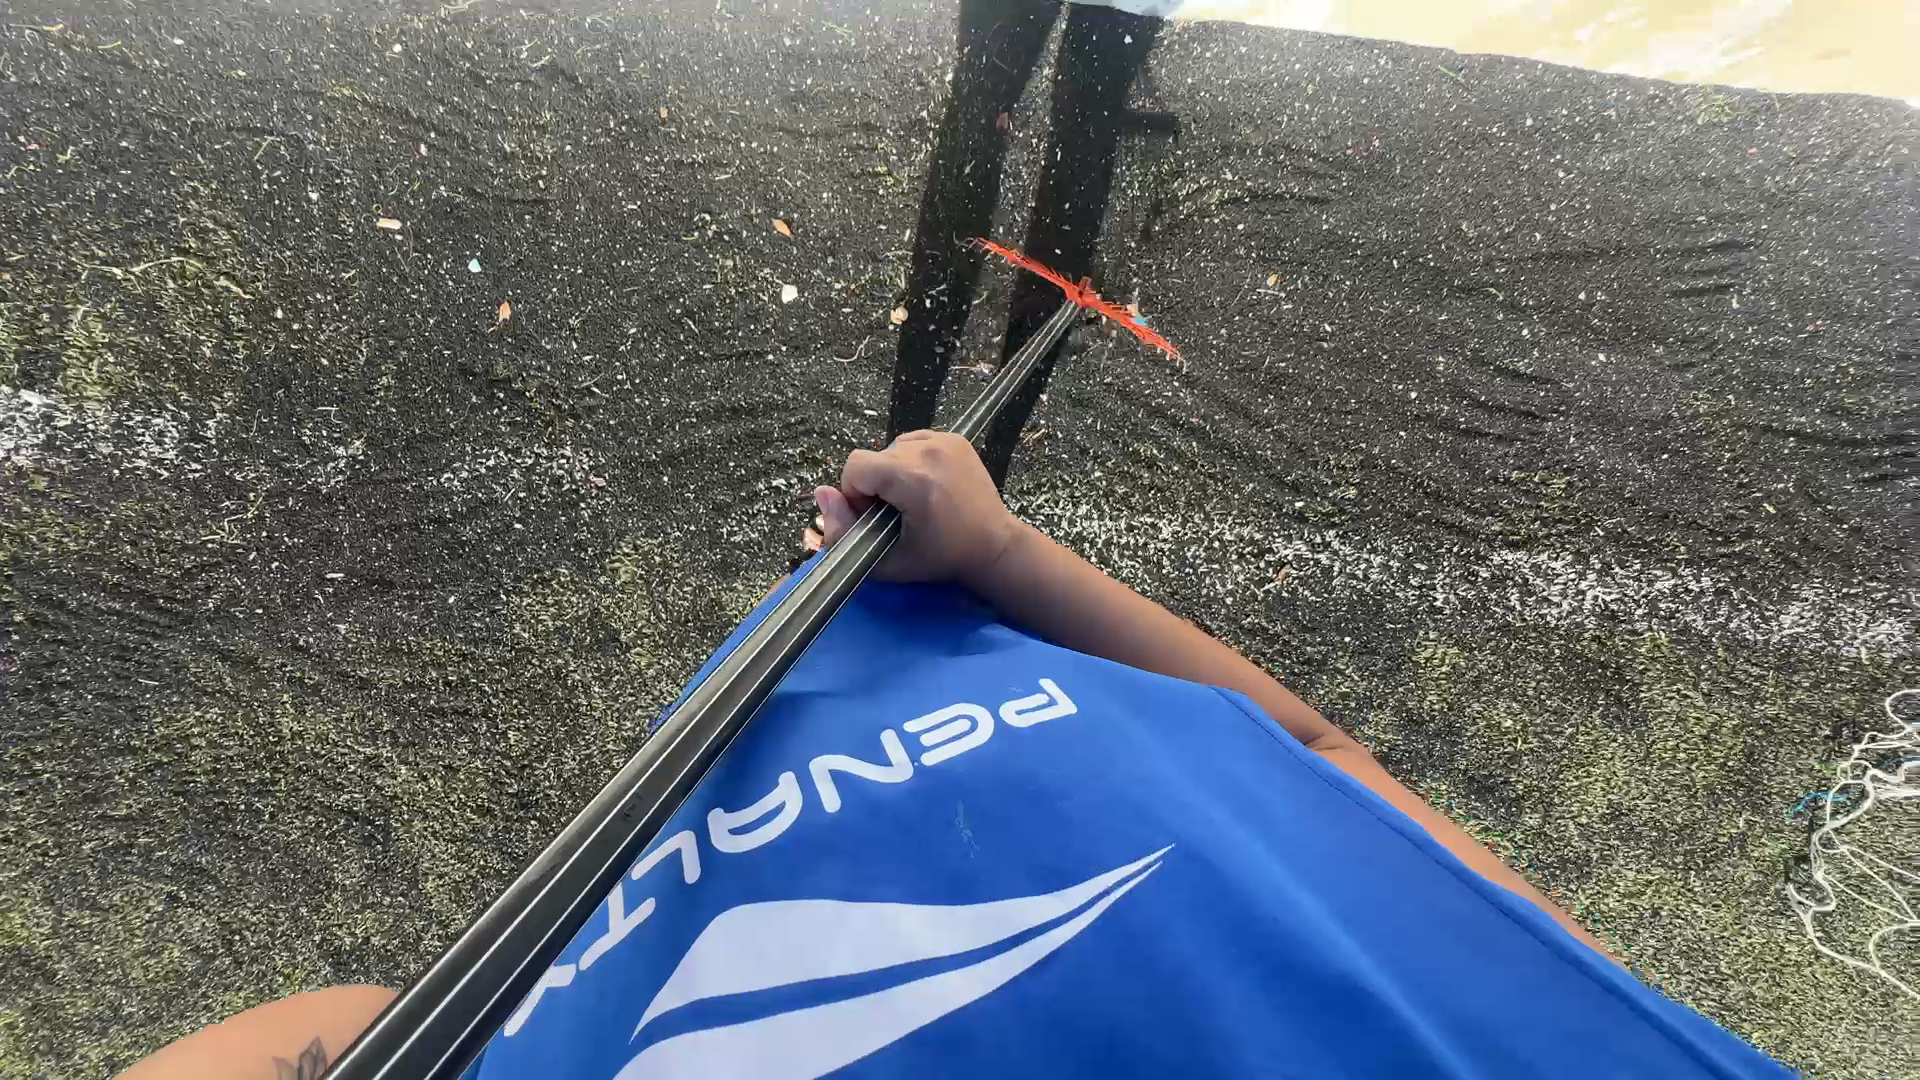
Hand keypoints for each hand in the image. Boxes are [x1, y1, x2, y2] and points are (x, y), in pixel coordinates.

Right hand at [814, 431, 1021, 584]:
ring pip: (891, 449)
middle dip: (874, 486)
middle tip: (896, 513)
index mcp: (913, 479)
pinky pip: (913, 442)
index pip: (855, 465)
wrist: (993, 546)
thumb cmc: (941, 558)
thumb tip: (821, 494)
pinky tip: (926, 486)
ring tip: (913, 500)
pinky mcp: (954, 438)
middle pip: (872, 457)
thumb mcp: (887, 560)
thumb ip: (844, 533)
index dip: (856, 494)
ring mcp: (944, 440)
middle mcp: (929, 451)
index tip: (876, 516)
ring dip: (892, 473)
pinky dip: (911, 462)